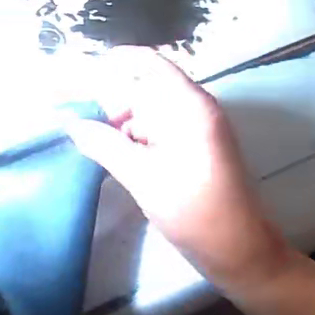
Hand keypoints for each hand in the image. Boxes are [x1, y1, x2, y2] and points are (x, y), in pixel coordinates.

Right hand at [66, 47, 296, 298]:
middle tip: (82, 124)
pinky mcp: (198, 149)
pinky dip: (139, 140)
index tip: (84, 71)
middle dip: (114, 103)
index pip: (151, 63)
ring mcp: (200, 129)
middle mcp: (197, 109)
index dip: (118, 60)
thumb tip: (72, 124)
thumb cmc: (194, 211)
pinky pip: (162, 131)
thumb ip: (104, 145)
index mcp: (190, 106)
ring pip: (153, 113)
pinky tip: (120, 159)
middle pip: (148, 89)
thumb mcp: (141, 177)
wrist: (242, 254)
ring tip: (96, 145)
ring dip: (125, 125)